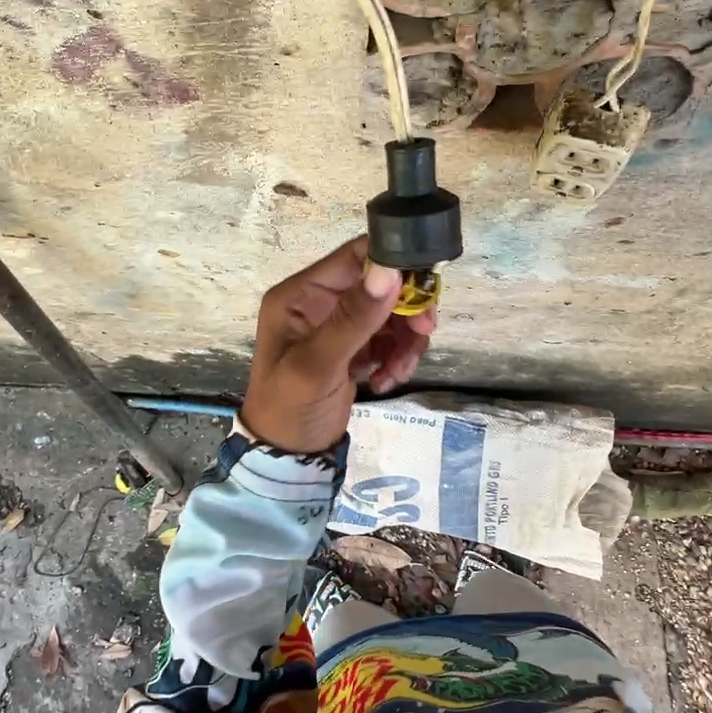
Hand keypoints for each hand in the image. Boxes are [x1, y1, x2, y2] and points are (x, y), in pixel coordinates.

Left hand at [238, 237, 436, 453]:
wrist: (287, 456)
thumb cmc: (290, 407)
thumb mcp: (318, 364)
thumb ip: (353, 318)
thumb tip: (390, 271)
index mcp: (300, 294)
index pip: (354, 257)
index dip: (393, 265)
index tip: (423, 289)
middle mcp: (319, 301)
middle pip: (380, 284)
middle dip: (405, 310)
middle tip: (423, 333)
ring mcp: (337, 324)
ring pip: (391, 313)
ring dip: (404, 340)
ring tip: (398, 371)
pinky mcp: (354, 347)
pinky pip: (390, 338)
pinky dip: (397, 357)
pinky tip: (386, 380)